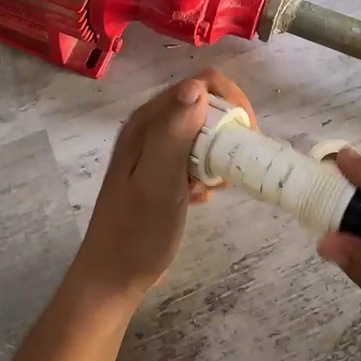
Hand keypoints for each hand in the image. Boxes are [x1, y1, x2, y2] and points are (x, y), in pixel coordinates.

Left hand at [72, 69, 255, 300]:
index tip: (246, 134)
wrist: (113, 276)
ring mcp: (154, 150)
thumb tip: (197, 86)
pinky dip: (207, 172)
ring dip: (219, 154)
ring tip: (216, 185)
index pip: (200, 83)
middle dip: (227, 129)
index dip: (229, 100)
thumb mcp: (158, 181)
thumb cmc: (137, 232)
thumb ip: (173, 132)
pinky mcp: (161, 172)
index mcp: (147, 122)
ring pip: (203, 133)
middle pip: (204, 105)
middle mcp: (150, 128)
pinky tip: (202, 197)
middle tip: (234, 165)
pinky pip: (196, 157)